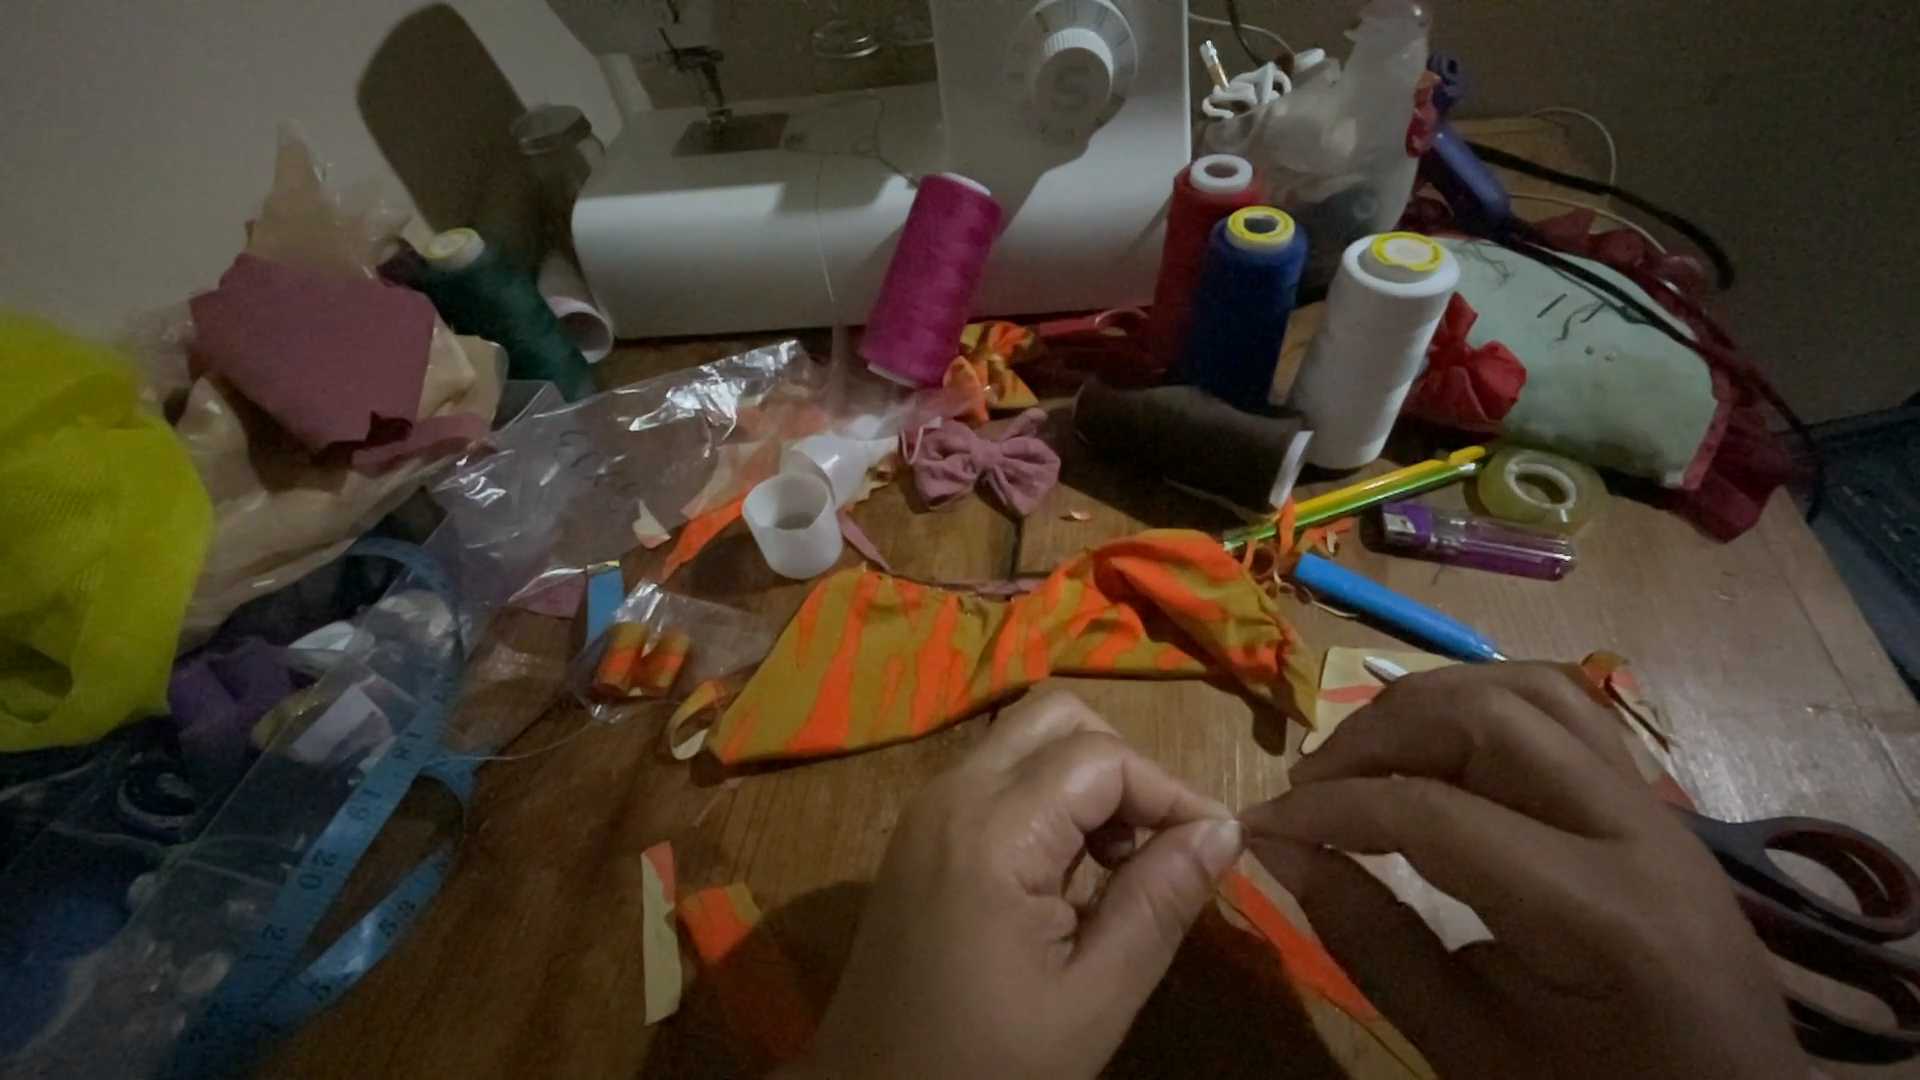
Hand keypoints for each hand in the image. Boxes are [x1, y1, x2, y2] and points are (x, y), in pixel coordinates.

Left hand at [798, 691, 1244, 1079]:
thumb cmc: (986, 1064)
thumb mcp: (1093, 998)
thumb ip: (1158, 902)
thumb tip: (1224, 828)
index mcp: (990, 829)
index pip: (1100, 755)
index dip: (1169, 789)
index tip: (1213, 844)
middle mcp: (952, 791)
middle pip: (1055, 715)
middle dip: (1122, 761)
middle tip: (1153, 840)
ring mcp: (930, 803)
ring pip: (1025, 736)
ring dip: (1085, 775)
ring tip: (1115, 860)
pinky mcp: (923, 824)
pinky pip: (999, 771)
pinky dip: (1047, 792)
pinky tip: (1065, 864)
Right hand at [1243, 662, 1803, 1079]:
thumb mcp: (1465, 1045)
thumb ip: (1365, 935)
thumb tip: (1274, 844)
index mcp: (1603, 915)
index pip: (1431, 813)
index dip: (1327, 808)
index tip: (1261, 824)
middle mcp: (1638, 831)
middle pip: (1482, 718)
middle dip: (1371, 736)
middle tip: (1312, 785)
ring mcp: (1651, 802)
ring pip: (1522, 688)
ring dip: (1422, 704)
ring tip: (1366, 753)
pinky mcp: (1642, 794)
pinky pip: (1554, 704)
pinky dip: (1474, 700)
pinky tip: (1432, 741)